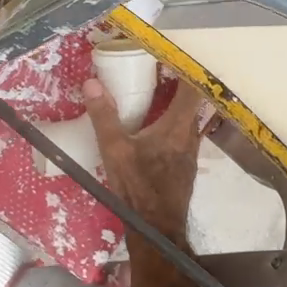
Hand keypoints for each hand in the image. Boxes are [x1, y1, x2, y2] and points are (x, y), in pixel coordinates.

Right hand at [82, 76, 205, 244]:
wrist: (156, 228)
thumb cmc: (137, 186)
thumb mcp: (114, 149)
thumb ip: (104, 116)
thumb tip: (92, 83)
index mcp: (177, 127)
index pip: (192, 90)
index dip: (186, 71)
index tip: (173, 59)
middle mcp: (190, 138)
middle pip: (194, 105)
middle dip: (181, 87)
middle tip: (162, 74)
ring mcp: (190, 155)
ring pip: (190, 123)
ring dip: (178, 108)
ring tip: (158, 99)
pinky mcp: (184, 169)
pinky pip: (183, 138)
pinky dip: (174, 127)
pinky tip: (156, 133)